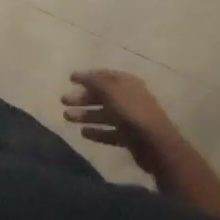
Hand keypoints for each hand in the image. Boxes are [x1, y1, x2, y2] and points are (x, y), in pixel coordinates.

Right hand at [62, 70, 180, 175]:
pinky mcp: (129, 137)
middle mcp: (129, 99)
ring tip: (67, 117)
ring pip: (103, 114)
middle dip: (82, 97)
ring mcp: (129, 119)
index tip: (70, 79)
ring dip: (85, 115)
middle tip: (63, 100)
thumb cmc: (132, 112)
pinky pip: (108, 132)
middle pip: (102, 96)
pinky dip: (96, 132)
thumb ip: (94, 81)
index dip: (87, 76)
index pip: (104, 76)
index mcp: (128, 83)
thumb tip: (80, 75)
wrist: (155, 144)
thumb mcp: (111, 90)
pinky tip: (83, 133)